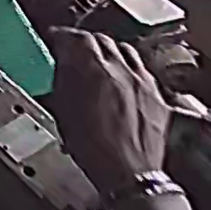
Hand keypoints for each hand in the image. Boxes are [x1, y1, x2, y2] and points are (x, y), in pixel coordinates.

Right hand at [44, 29, 171, 197]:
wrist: (130, 174)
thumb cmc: (94, 147)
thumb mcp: (64, 109)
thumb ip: (64, 80)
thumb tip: (62, 64)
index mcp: (93, 71)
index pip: (76, 38)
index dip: (61, 35)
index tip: (53, 38)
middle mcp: (121, 70)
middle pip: (100, 39)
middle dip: (82, 40)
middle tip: (70, 46)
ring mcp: (142, 81)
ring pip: (123, 49)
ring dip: (106, 48)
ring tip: (94, 57)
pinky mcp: (156, 95)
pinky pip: (140, 67)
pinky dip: (125, 64)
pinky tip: (118, 74)